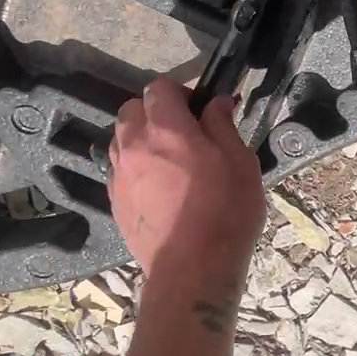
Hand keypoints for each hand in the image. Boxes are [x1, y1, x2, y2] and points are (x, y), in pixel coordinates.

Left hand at [108, 79, 264, 288]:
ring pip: (122, 138)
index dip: (182, 91)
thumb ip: (224, 126)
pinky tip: (163, 183)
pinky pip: (120, 167)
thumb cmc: (227, 210)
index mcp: (169, 130)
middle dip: (157, 110)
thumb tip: (217, 102)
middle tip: (189, 130)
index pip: (160, 89)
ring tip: (174, 157)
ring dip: (144, 136)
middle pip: (132, 109)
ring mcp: (119, 173)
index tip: (203, 108)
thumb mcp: (241, 163)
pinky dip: (138, 163)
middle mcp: (135, 145)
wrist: (193, 266)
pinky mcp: (114, 199)